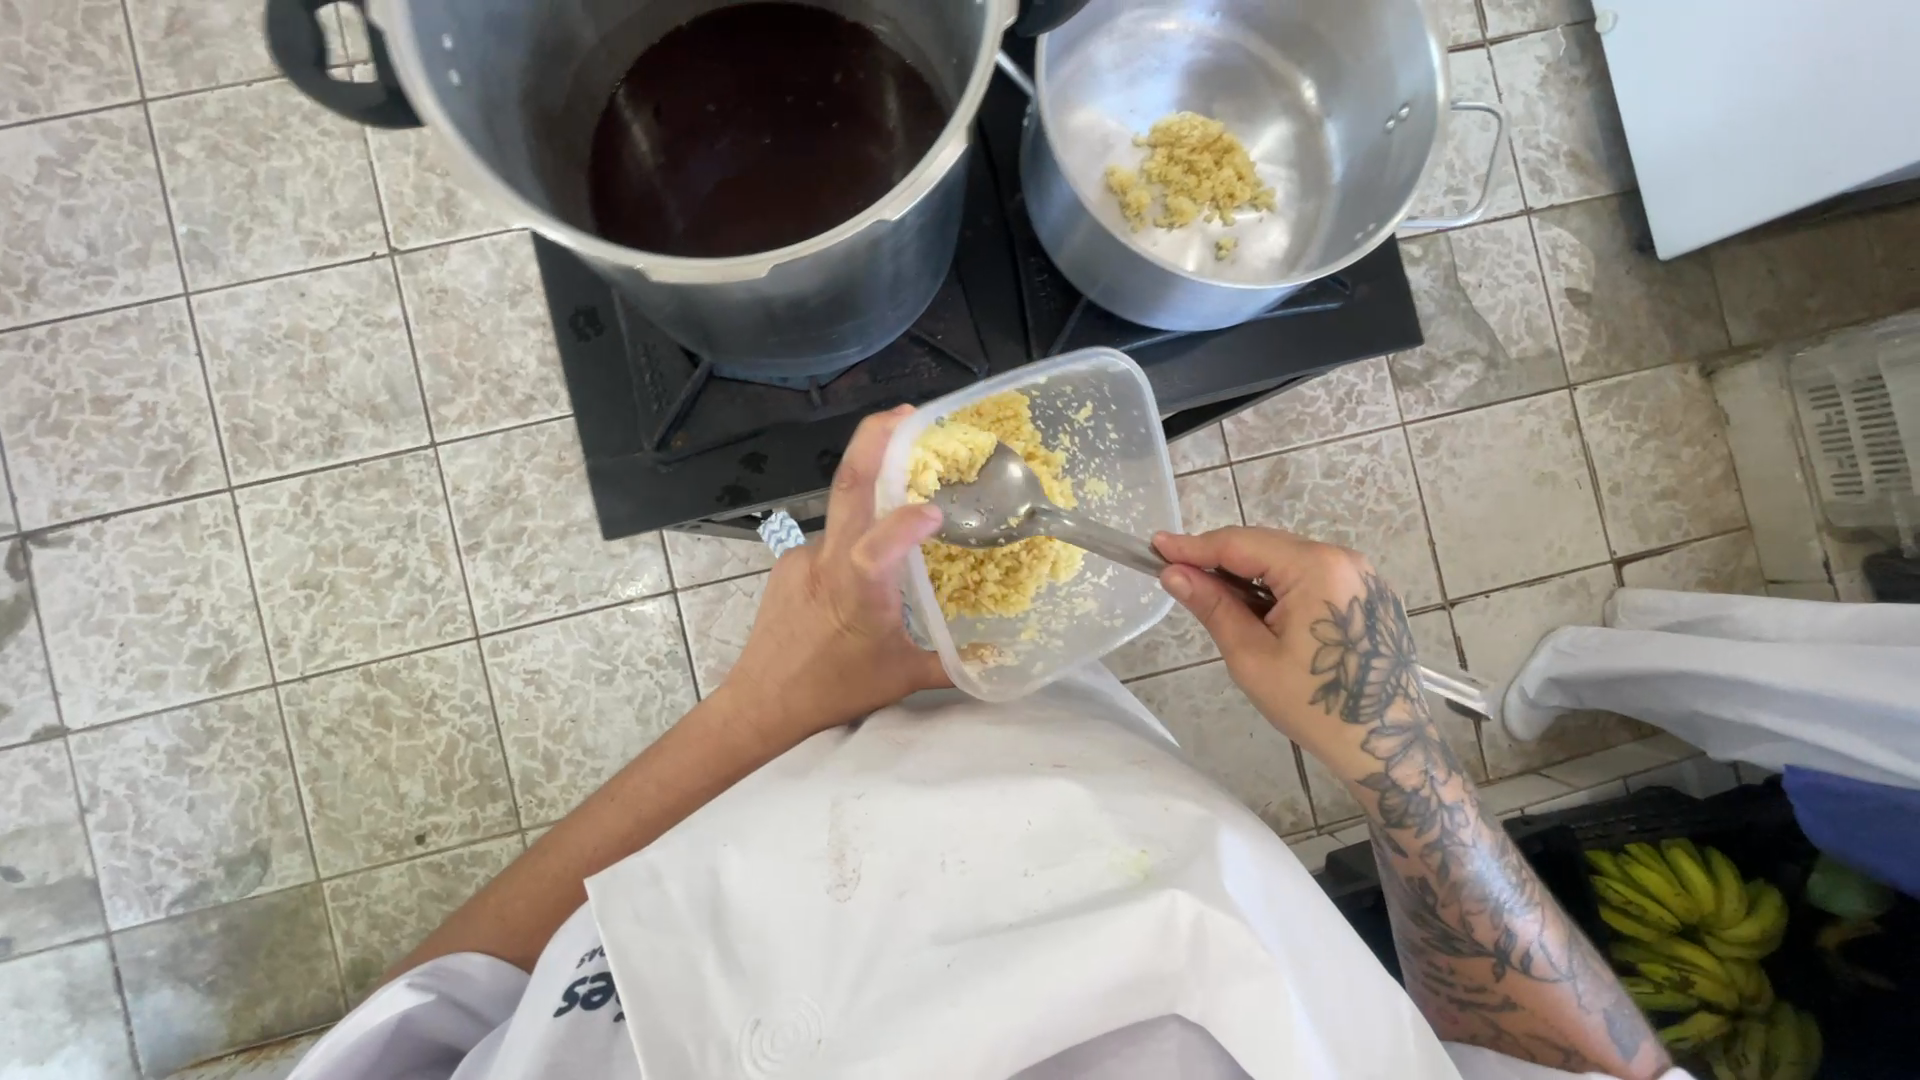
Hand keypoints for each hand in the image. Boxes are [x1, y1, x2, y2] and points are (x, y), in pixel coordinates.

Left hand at [715, 406, 950, 754]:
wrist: (761, 700)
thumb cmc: (833, 689)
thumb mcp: (901, 679)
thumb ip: (952, 664)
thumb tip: (997, 656)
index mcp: (859, 591)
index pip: (877, 546)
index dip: (905, 524)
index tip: (936, 511)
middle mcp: (828, 560)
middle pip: (847, 487)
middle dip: (875, 441)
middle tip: (907, 414)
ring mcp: (804, 554)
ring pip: (843, 513)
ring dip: (873, 494)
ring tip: (906, 492)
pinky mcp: (789, 559)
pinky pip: (831, 537)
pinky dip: (853, 536)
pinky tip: (864, 564)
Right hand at [1153, 527, 1416, 758]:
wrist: (1385, 745)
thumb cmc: (1315, 705)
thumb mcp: (1251, 656)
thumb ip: (1213, 606)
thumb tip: (1173, 573)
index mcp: (1315, 568)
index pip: (1239, 544)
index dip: (1193, 545)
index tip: (1156, 545)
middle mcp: (1341, 558)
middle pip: (1263, 545)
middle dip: (1217, 557)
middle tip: (1173, 569)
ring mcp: (1358, 574)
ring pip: (1283, 559)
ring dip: (1244, 572)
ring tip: (1207, 590)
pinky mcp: (1364, 592)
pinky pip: (1306, 574)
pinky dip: (1273, 583)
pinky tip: (1251, 605)